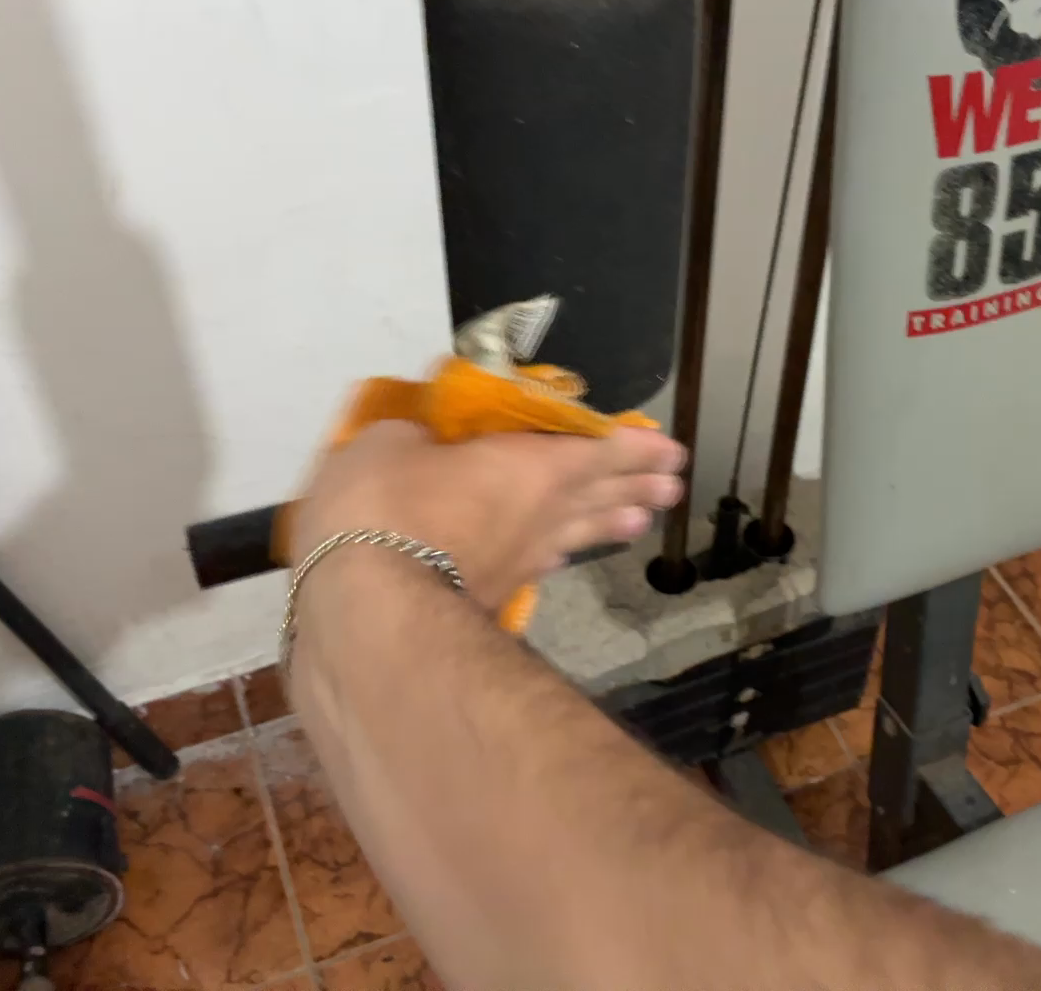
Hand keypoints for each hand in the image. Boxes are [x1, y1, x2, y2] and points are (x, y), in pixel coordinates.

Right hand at [290, 421, 686, 611]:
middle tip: (672, 487)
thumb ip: (416, 434)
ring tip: (640, 520)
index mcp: (531, 467)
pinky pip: (542, 563)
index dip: (636, 448)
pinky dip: (559, 555)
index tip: (671, 451)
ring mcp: (522, 559)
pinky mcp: (499, 594)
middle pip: (600, 494)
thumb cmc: (387, 505)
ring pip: (579, 533)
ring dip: (612, 522)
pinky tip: (561, 560)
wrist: (368, 606)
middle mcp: (541, 514)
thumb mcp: (390, 443)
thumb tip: (421, 436)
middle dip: (638, 486)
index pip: (599, 451)